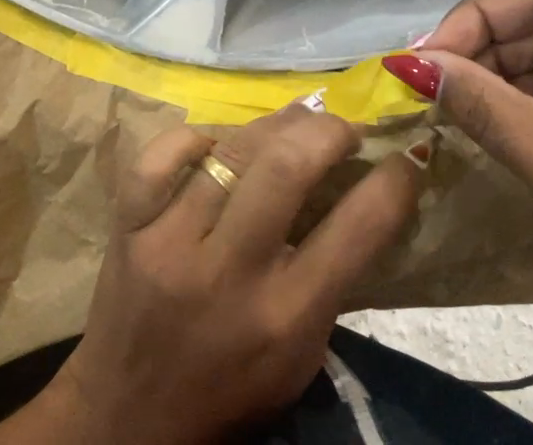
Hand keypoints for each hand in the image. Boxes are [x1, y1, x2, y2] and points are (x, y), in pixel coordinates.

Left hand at [0, 105, 422, 444]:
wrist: (129, 414)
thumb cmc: (230, 389)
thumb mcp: (301, 356)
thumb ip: (329, 282)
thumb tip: (360, 198)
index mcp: (286, 317)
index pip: (356, 230)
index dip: (393, 182)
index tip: (404, 156)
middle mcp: (230, 272)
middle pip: (287, 169)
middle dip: (328, 131)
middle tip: (344, 127)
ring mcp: (170, 242)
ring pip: (229, 152)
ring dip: (274, 123)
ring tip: (298, 118)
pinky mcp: (127, 226)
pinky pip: (158, 157)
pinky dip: (193, 137)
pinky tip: (218, 139)